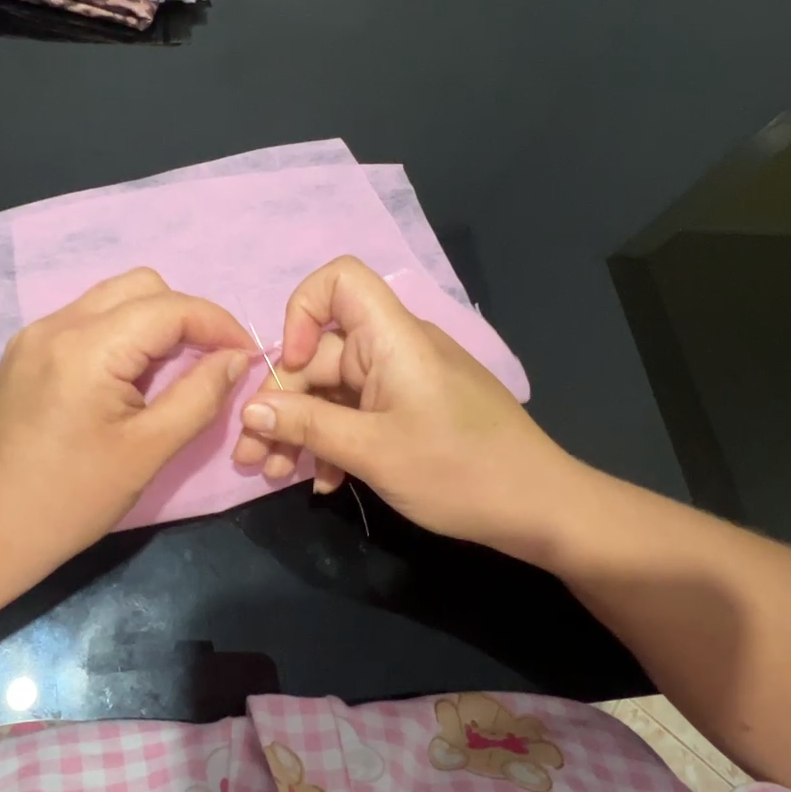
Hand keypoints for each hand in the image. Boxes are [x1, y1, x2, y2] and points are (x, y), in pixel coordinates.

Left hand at [0, 269, 251, 564]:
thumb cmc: (73, 498)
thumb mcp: (149, 450)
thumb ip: (200, 395)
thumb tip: (236, 358)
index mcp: (88, 347)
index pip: (170, 307)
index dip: (218, 324)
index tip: (247, 354)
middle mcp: (58, 324)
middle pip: (141, 286)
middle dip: (185, 315)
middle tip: (210, 360)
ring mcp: (36, 334)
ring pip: (113, 297)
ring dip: (153, 321)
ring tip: (173, 369)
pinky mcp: (26, 351)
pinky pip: (87, 319)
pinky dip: (121, 333)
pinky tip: (129, 376)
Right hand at [230, 256, 569, 545]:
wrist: (541, 509)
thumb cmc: (459, 471)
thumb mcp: (372, 452)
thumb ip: (306, 426)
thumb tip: (249, 410)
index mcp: (391, 337)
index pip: (339, 282)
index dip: (301, 313)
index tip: (290, 367)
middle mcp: (394, 347)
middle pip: (321, 352)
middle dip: (281, 402)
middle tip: (251, 456)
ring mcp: (403, 379)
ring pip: (334, 389)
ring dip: (301, 429)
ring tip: (274, 474)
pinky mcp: (411, 409)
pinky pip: (358, 411)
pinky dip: (335, 440)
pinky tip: (323, 482)